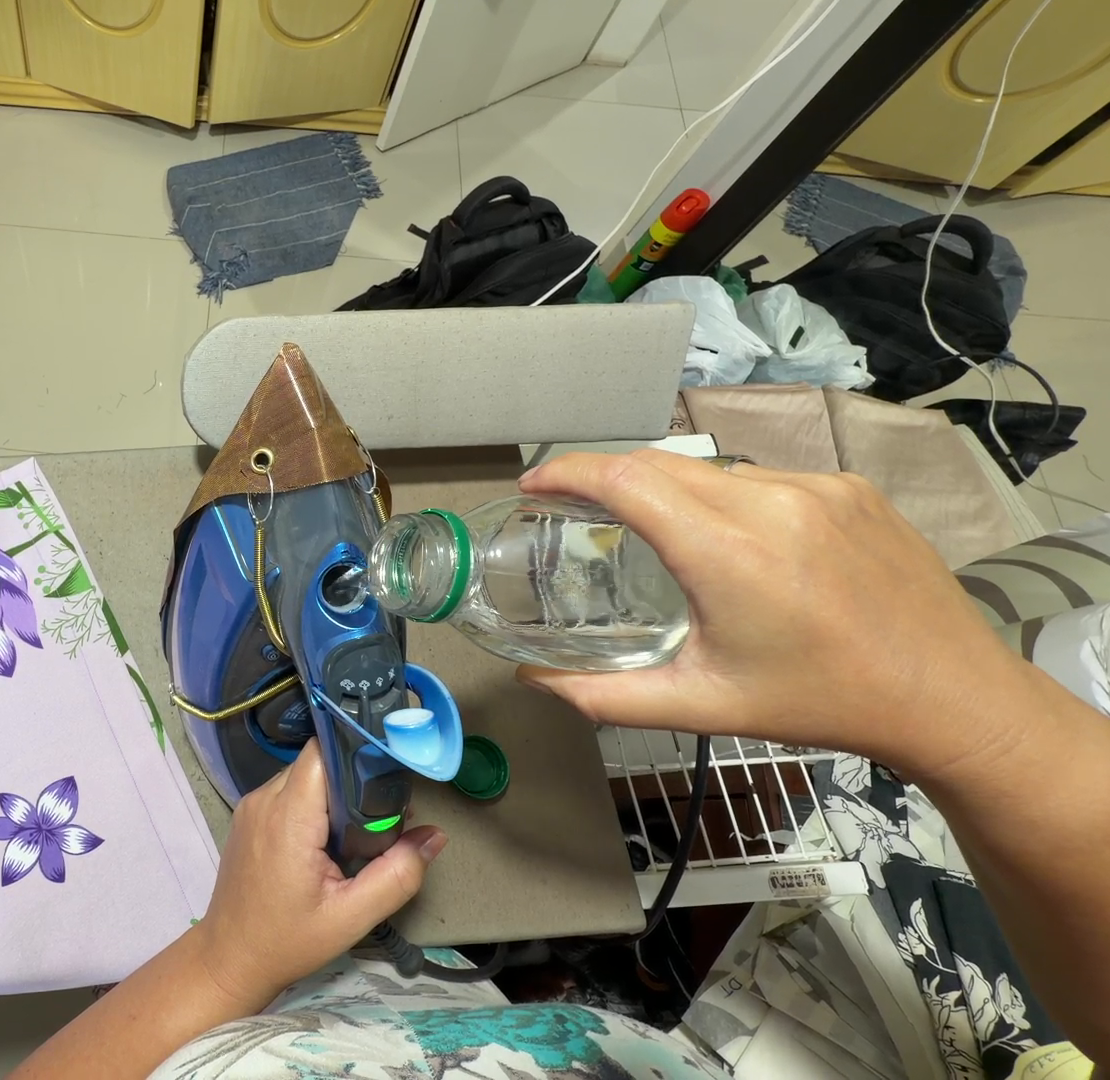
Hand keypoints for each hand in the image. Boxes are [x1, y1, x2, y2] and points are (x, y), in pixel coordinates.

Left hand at [192, 738, 445, 1005]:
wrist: (230, 957)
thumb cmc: (288, 939)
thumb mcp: (351, 916)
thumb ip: (397, 875)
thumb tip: (434, 836)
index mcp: (288, 815)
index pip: (322, 752)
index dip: (356, 751)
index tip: (389, 770)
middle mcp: (264, 799)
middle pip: (316, 763)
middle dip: (352, 777)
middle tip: (387, 809)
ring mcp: (252, 805)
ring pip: (302, 776)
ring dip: (332, 793)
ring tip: (362, 828)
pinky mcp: (248, 816)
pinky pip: (286, 792)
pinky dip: (312, 804)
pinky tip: (331, 838)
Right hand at [515, 450, 1040, 781]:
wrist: (956, 699)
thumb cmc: (821, 702)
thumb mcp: (700, 706)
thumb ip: (603, 695)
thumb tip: (534, 683)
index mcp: (729, 553)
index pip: (627, 479)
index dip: (568, 471)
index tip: (535, 483)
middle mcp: (774, 503)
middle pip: (657, 462)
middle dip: (602, 475)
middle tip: (571, 505)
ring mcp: (819, 488)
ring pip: (706, 467)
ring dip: (660, 487)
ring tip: (647, 528)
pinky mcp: (849, 488)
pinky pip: (756, 477)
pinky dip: (716, 495)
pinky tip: (724, 537)